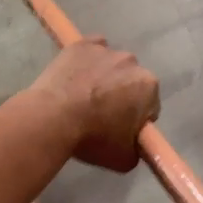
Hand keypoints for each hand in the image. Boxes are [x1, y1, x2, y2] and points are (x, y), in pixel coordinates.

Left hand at [29, 37, 159, 172]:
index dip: (136, 119)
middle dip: (122, 94)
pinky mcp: (81, 44)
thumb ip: (138, 148)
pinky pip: (91, 50)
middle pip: (131, 81)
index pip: (149, 105)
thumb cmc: (93, 137)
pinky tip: (76, 76)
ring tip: (83, 97)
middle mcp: (131, 61)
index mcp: (148, 85)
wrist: (53, 117)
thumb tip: (134, 142)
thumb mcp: (125, 159)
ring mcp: (105, 49)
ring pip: (111, 65)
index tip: (120, 129)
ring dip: (104, 77)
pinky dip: (87, 61)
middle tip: (101, 114)